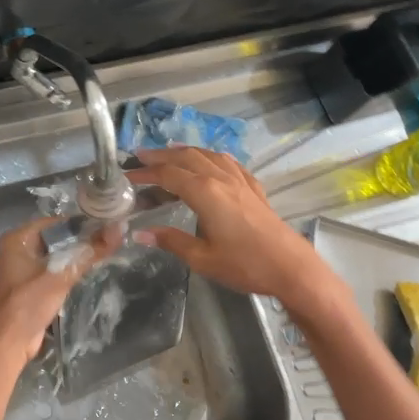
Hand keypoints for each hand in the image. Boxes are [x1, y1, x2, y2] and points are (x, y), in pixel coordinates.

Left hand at [0, 215, 111, 364]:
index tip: (106, 225)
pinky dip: (68, 272)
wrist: (7, 344)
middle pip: (55, 239)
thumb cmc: (28, 303)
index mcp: (17, 239)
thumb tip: (119, 229)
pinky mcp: (29, 287)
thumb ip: (89, 252)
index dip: (79, 224)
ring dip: (75, 258)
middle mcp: (17, 249)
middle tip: (110, 240)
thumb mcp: (61, 276)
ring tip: (104, 253)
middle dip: (79, 242)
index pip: (54, 223)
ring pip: (55, 256)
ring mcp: (22, 269)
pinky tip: (88, 272)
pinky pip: (52, 272)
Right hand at [127, 147, 337, 310]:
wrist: (290, 267)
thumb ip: (171, 241)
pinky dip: (212, 157)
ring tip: (169, 153)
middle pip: (186, 158)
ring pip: (208, 156)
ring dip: (185, 152)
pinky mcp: (254, 188)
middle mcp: (220, 179)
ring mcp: (240, 181)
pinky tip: (211, 161)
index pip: (167, 175)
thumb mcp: (202, 258)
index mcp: (204, 192)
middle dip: (161, 155)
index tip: (127, 174)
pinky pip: (229, 163)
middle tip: (140, 157)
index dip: (145, 173)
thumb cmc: (244, 264)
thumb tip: (140, 234)